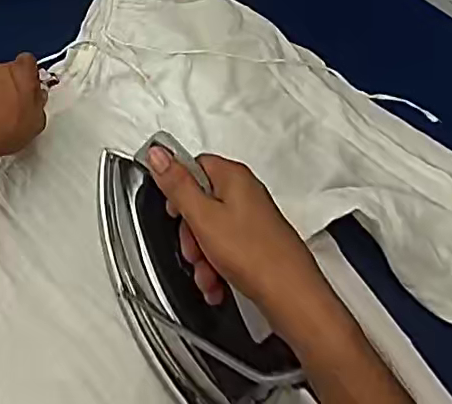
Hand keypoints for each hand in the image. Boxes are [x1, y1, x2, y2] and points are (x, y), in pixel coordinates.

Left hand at [0, 54, 47, 169]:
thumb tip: (37, 99)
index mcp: (22, 72)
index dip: (30, 74)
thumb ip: (39, 102)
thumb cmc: (5, 129)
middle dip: (13, 84)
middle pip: (10, 70)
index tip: (31, 87)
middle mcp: (1, 69)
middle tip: (16, 105)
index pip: (29, 60)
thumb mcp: (36, 121)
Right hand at [145, 149, 323, 309]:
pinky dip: (217, 264)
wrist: (293, 299)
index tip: (173, 210)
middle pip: (201, 200)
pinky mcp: (257, 241)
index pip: (193, 165)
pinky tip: (217, 283)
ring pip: (212, 228)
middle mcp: (244, 191)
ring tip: (207, 274)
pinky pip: (226, 245)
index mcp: (232, 176)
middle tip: (193, 248)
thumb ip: (177, 184)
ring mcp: (253, 217)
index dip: (178, 189)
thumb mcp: (202, 217)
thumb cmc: (256, 256)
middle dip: (190, 231)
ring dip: (203, 254)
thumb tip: (158, 153)